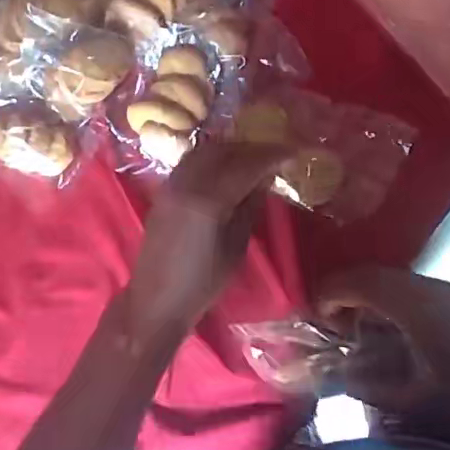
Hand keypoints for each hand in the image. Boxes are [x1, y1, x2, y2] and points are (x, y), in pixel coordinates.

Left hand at [126, 140, 291, 336]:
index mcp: (209, 200)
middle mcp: (188, 183)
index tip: (293, 152)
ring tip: (253, 158)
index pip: (247, 165)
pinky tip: (227, 168)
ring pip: (205, 151)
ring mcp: (172, 185)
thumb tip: (265, 178)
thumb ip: (249, 206)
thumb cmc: (202, 283)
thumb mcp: (236, 247)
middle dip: (252, 149)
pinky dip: (213, 157)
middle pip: (224, 151)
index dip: (272, 155)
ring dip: (231, 149)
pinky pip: (191, 161)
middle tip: (275, 154)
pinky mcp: (164, 191)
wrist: (156, 301)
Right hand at [315, 267, 449, 418]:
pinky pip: (405, 284)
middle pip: (368, 273)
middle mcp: (422, 286)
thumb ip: (369, 388)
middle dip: (342, 292)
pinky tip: (388, 328)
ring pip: (388, 277)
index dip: (327, 295)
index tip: (314, 319)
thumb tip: (332, 378)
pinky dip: (385, 297)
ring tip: (355, 328)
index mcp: (410, 304)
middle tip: (329, 324)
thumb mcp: (417, 398)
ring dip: (364, 293)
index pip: (355, 282)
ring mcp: (440, 287)